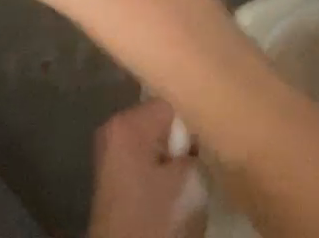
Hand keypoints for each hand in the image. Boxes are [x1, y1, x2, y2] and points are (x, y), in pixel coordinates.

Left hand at [89, 99, 206, 237]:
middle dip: (180, 140)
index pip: (167, 105)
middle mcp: (113, 128)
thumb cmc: (157, 214)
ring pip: (151, 141)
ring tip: (186, 176)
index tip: (208, 141)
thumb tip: (196, 141)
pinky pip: (142, 157)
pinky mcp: (112, 172)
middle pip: (157, 121)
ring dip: (171, 156)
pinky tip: (170, 188)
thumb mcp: (188, 180)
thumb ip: (195, 151)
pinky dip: (158, 168)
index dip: (192, 121)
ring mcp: (109, 150)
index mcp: (127, 124)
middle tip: (200, 161)